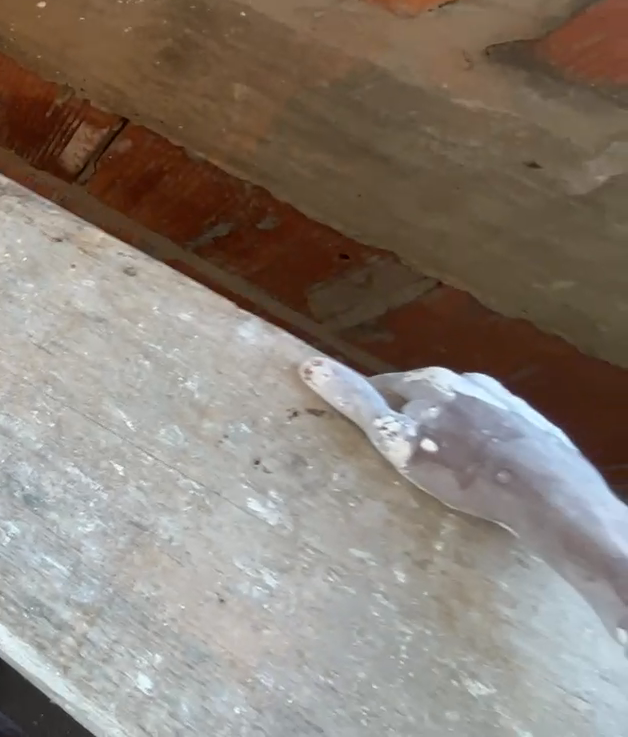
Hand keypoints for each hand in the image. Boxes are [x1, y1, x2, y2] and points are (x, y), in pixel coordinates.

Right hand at [301, 357, 627, 648]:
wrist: (556, 502)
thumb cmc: (463, 470)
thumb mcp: (394, 437)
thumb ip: (353, 400)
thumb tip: (308, 363)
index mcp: (430, 380)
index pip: (382, 386)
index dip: (371, 409)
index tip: (369, 435)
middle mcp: (470, 381)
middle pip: (424, 397)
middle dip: (412, 418)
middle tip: (408, 453)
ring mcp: (510, 404)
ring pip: (462, 411)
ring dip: (450, 429)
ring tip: (448, 463)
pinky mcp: (542, 430)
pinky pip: (497, 429)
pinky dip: (486, 442)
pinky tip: (486, 468)